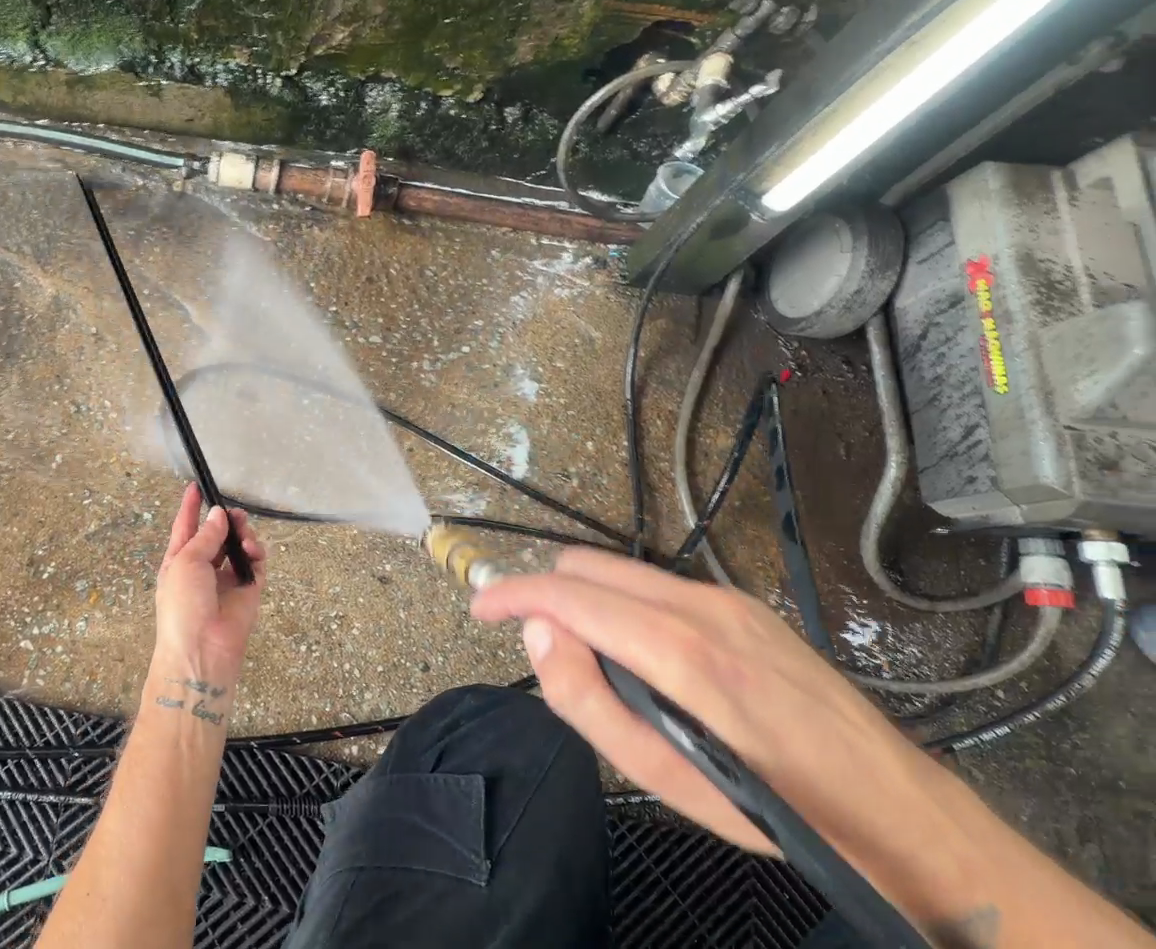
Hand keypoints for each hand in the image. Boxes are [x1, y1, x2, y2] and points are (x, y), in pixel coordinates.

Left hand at [153, 483, 265, 685]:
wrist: (202, 649)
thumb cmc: (182, 605)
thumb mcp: (186, 563)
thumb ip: (205, 537)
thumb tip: (218, 515)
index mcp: (179, 562)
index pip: (186, 528)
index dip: (191, 507)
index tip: (196, 485)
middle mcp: (203, 569)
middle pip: (216, 535)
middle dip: (225, 521)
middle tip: (234, 514)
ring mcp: (226, 580)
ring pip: (238, 546)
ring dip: (242, 534)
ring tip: (243, 533)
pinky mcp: (249, 590)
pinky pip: (256, 564)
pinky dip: (256, 552)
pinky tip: (252, 549)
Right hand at [471, 547, 934, 855]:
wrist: (894, 808)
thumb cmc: (770, 805)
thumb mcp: (660, 775)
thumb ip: (584, 698)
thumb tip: (537, 633)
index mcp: (680, 650)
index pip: (569, 595)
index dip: (512, 595)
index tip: (480, 609)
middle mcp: (703, 606)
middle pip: (588, 566)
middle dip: (544, 593)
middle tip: (531, 642)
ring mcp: (730, 600)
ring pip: (622, 572)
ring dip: (583, 599)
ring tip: (587, 657)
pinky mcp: (747, 607)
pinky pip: (658, 585)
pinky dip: (623, 604)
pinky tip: (638, 655)